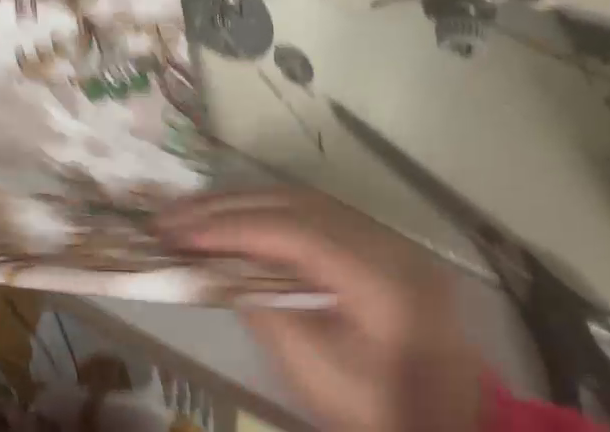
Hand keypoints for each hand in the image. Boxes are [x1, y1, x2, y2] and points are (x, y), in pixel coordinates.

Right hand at [158, 187, 484, 431]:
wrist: (442, 426)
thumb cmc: (374, 406)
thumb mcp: (312, 369)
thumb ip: (260, 306)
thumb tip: (208, 261)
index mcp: (384, 281)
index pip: (293, 232)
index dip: (228, 227)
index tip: (175, 233)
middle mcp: (392, 246)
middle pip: (293, 205)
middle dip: (223, 207)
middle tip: (167, 216)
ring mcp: (389, 241)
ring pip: (299, 200)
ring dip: (238, 204)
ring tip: (187, 212)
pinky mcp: (380, 245)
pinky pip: (312, 212)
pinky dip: (264, 211)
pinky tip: (228, 218)